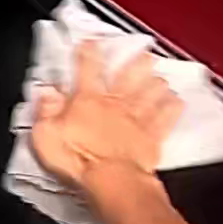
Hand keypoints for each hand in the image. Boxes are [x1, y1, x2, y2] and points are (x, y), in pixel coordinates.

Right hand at [30, 41, 182, 200]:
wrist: (111, 181)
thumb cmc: (76, 159)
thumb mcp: (46, 135)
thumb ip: (45, 111)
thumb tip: (46, 92)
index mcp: (87, 100)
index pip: (87, 69)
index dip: (88, 53)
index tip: (91, 42)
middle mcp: (115, 103)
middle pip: (129, 75)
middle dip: (136, 62)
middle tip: (142, 53)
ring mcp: (137, 119)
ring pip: (151, 91)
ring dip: (156, 82)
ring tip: (159, 75)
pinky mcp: (152, 137)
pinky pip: (167, 116)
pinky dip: (173, 106)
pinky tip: (177, 101)